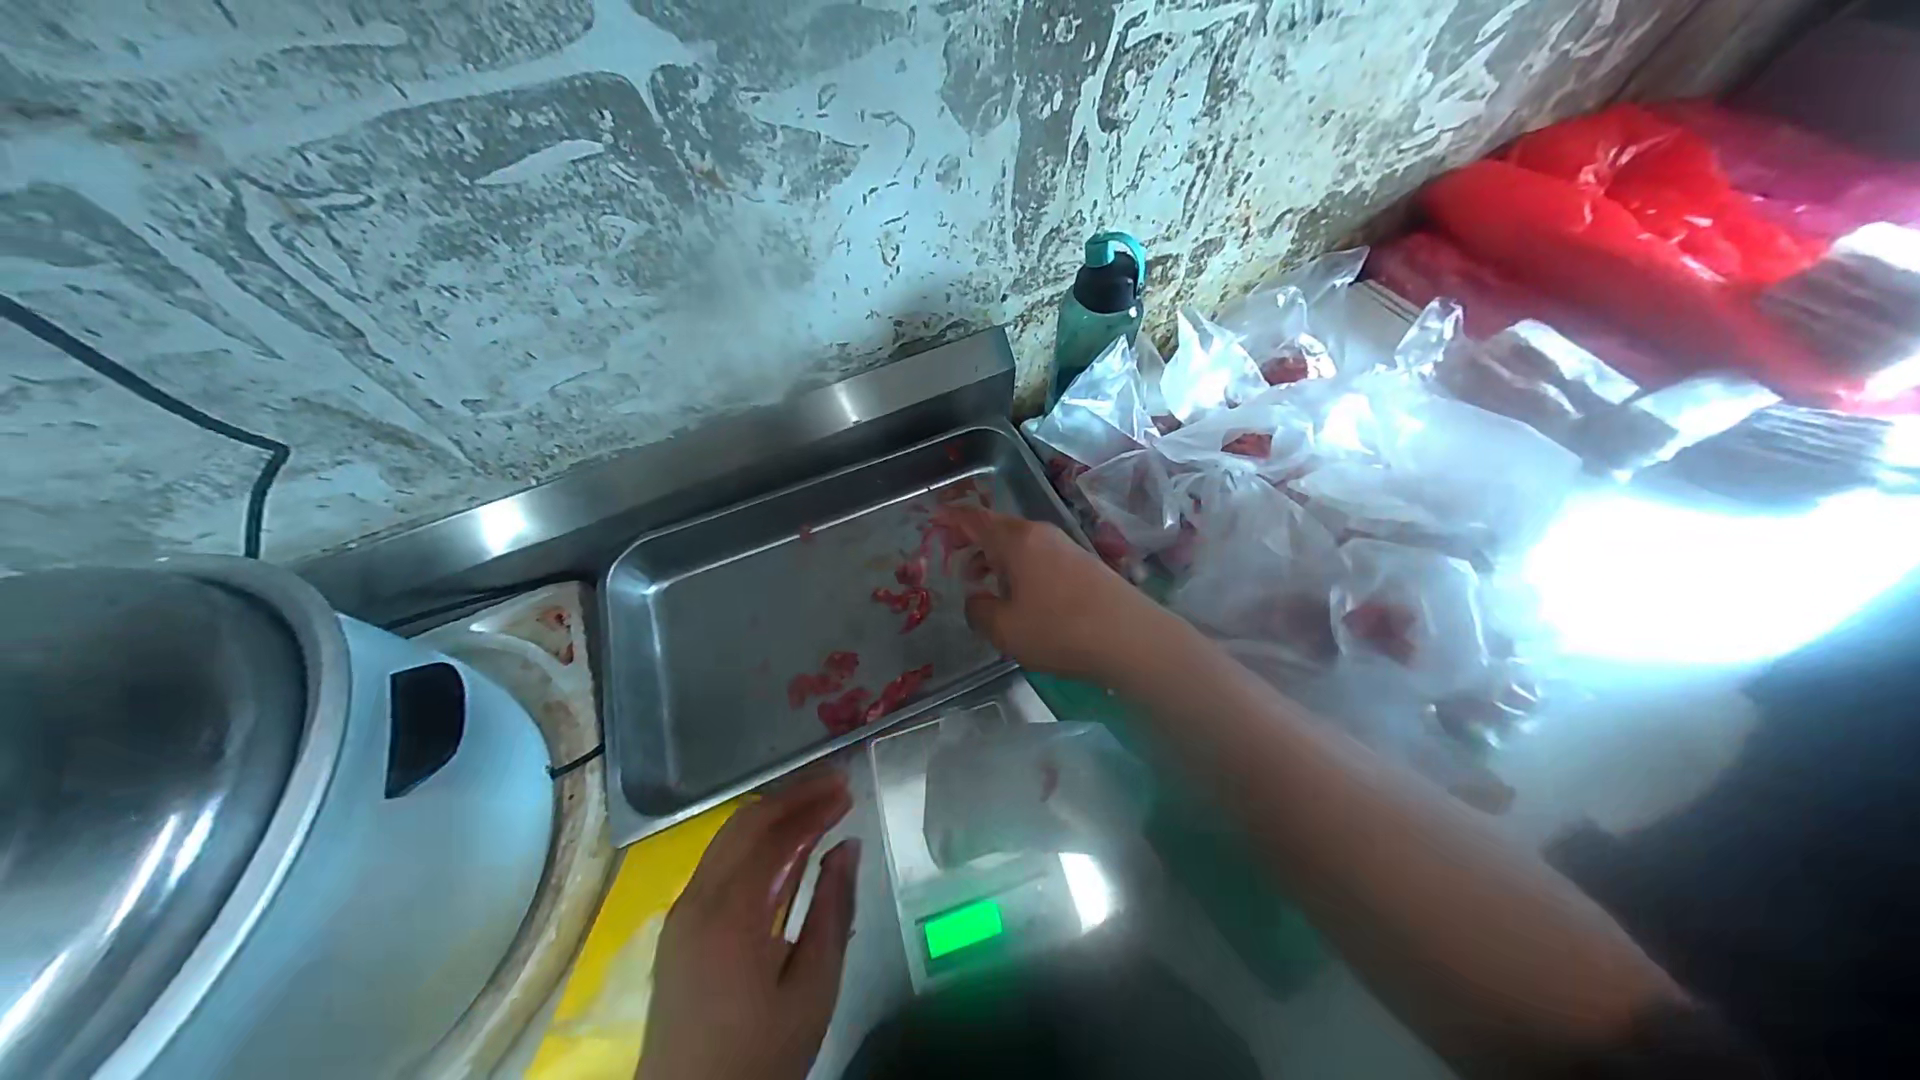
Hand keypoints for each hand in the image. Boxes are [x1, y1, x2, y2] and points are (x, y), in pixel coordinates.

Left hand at [637, 769, 859, 1079]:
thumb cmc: (759, 1055)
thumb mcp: (812, 989)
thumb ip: (833, 910)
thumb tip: (848, 846)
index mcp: (728, 912)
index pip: (772, 833)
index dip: (811, 804)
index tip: (847, 789)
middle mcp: (696, 900)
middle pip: (744, 824)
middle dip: (792, 797)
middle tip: (835, 787)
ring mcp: (682, 913)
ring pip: (728, 840)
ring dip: (773, 816)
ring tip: (818, 808)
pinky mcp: (680, 929)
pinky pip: (720, 865)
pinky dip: (756, 844)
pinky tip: (786, 849)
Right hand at [939, 504, 1185, 683]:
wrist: (1131, 638)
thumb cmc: (1060, 630)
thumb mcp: (1005, 629)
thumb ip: (979, 611)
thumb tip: (976, 600)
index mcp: (1017, 541)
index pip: (975, 519)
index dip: (951, 519)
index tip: (934, 519)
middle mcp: (1041, 534)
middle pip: (998, 528)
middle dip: (973, 541)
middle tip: (954, 557)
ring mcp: (1065, 546)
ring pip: (1020, 544)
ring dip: (997, 557)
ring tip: (983, 582)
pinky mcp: (1083, 563)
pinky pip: (1039, 556)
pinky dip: (1019, 567)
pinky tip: (1020, 594)